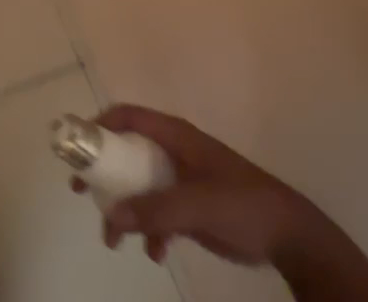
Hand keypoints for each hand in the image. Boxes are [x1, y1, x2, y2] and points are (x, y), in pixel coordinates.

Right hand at [75, 105, 367, 300]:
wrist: (288, 235)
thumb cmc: (242, 203)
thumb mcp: (197, 204)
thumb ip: (154, 210)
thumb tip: (112, 216)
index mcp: (176, 137)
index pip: (129, 117)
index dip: (100, 125)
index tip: (79, 149)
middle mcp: (174, 153)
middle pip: (126, 153)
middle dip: (103, 175)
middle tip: (80, 192)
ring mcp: (182, 180)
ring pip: (138, 187)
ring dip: (123, 211)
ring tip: (114, 241)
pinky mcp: (190, 207)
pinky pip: (156, 213)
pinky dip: (149, 231)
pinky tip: (156, 252)